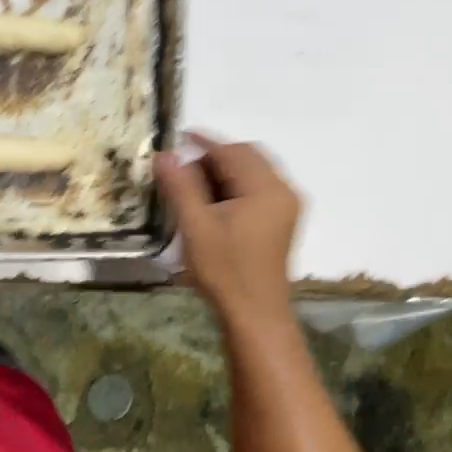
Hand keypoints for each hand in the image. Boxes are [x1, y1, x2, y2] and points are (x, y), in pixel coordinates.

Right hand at [154, 132, 300, 325]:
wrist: (254, 313)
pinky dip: (234, 186)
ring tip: (192, 188)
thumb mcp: (195, 225)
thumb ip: (180, 186)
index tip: (177, 138)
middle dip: (214, 157)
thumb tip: (164, 155)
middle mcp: (284, 191)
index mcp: (267, 189)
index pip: (234, 152)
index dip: (204, 143)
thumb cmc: (224, 269)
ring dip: (223, 172)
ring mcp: (286, 207)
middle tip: (182, 170)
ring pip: (253, 172)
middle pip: (248, 157)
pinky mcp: (281, 221)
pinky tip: (211, 203)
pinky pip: (257, 189)